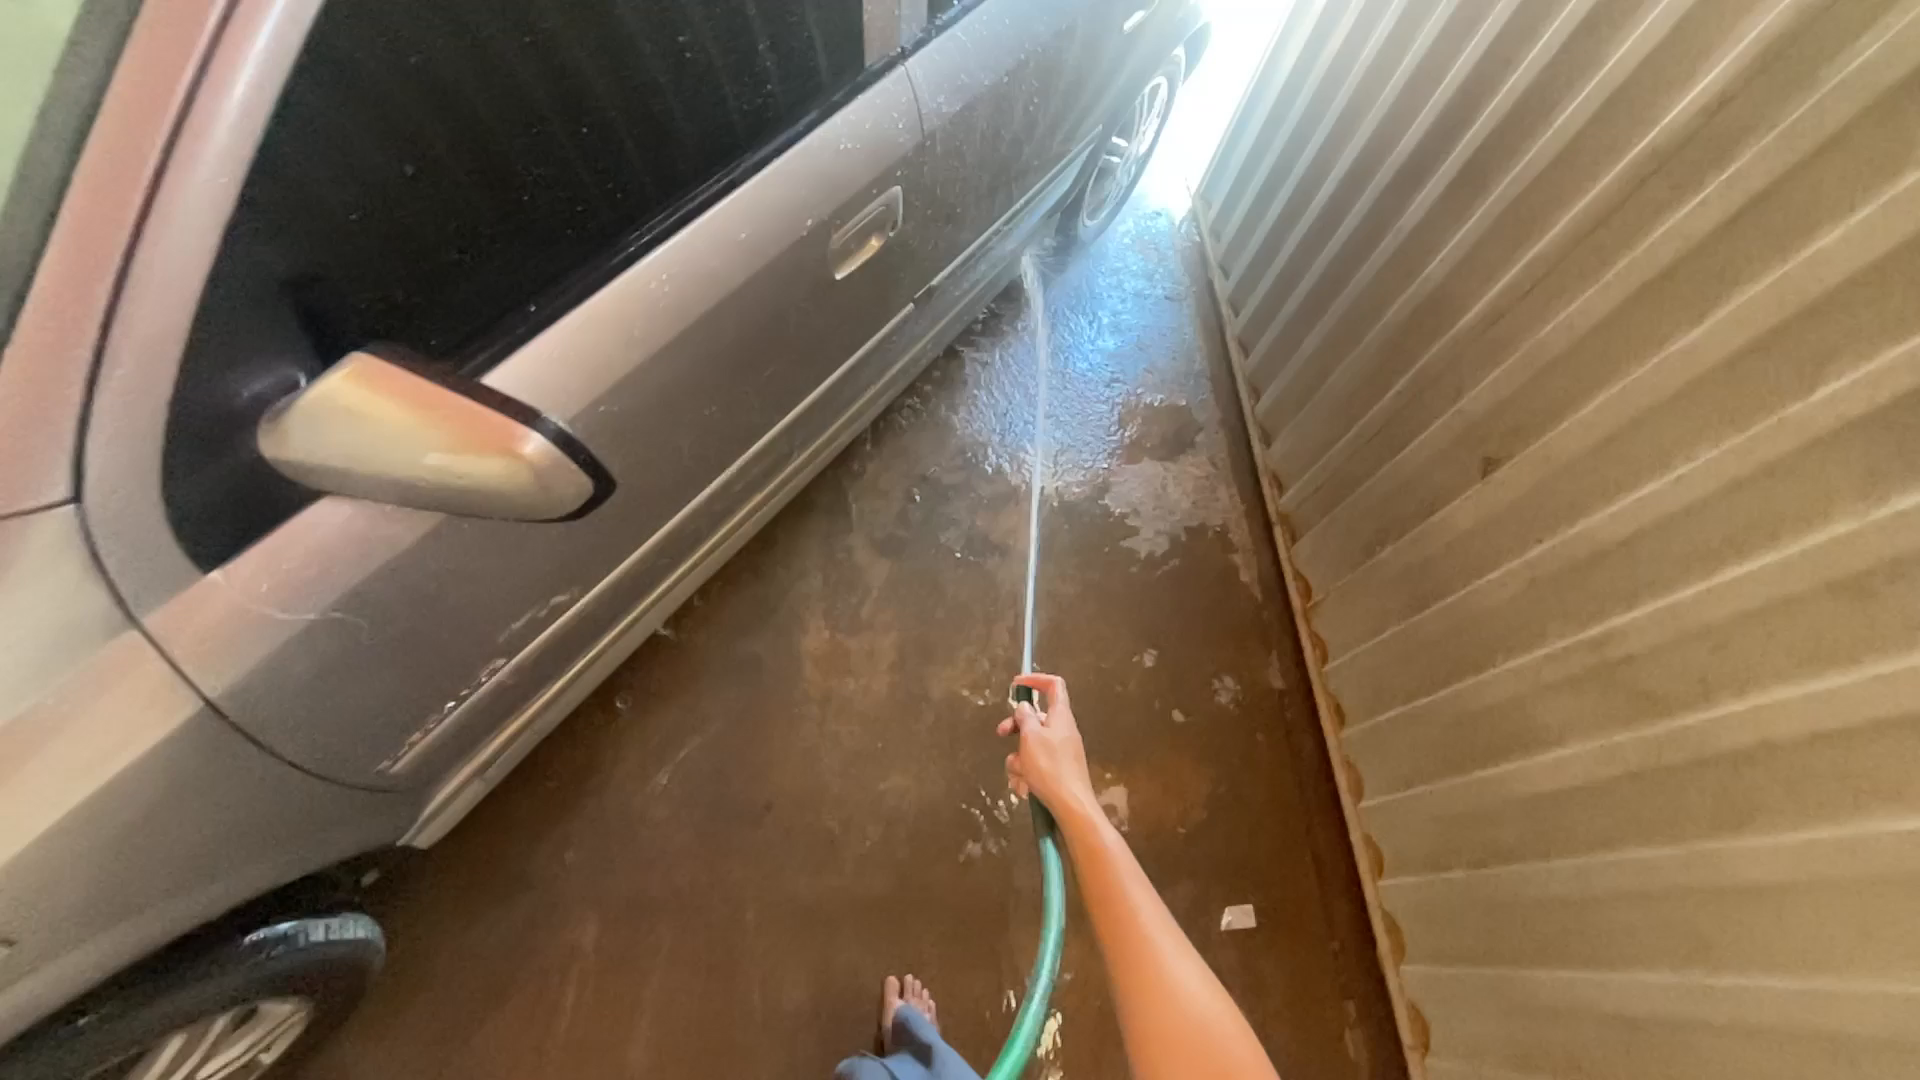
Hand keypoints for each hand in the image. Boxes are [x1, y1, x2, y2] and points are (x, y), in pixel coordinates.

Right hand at [998, 673, 1100, 829]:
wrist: (1071, 806)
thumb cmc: (1050, 767)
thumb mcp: (1031, 737)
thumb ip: (1025, 717)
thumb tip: (1024, 707)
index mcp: (1060, 716)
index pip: (1053, 685)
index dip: (1035, 680)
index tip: (1016, 685)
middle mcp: (1062, 730)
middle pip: (1035, 718)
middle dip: (1015, 726)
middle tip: (1001, 733)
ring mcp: (1060, 751)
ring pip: (1030, 745)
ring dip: (1018, 759)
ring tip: (1020, 775)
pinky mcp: (1057, 771)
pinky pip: (1034, 765)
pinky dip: (1026, 774)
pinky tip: (1023, 788)